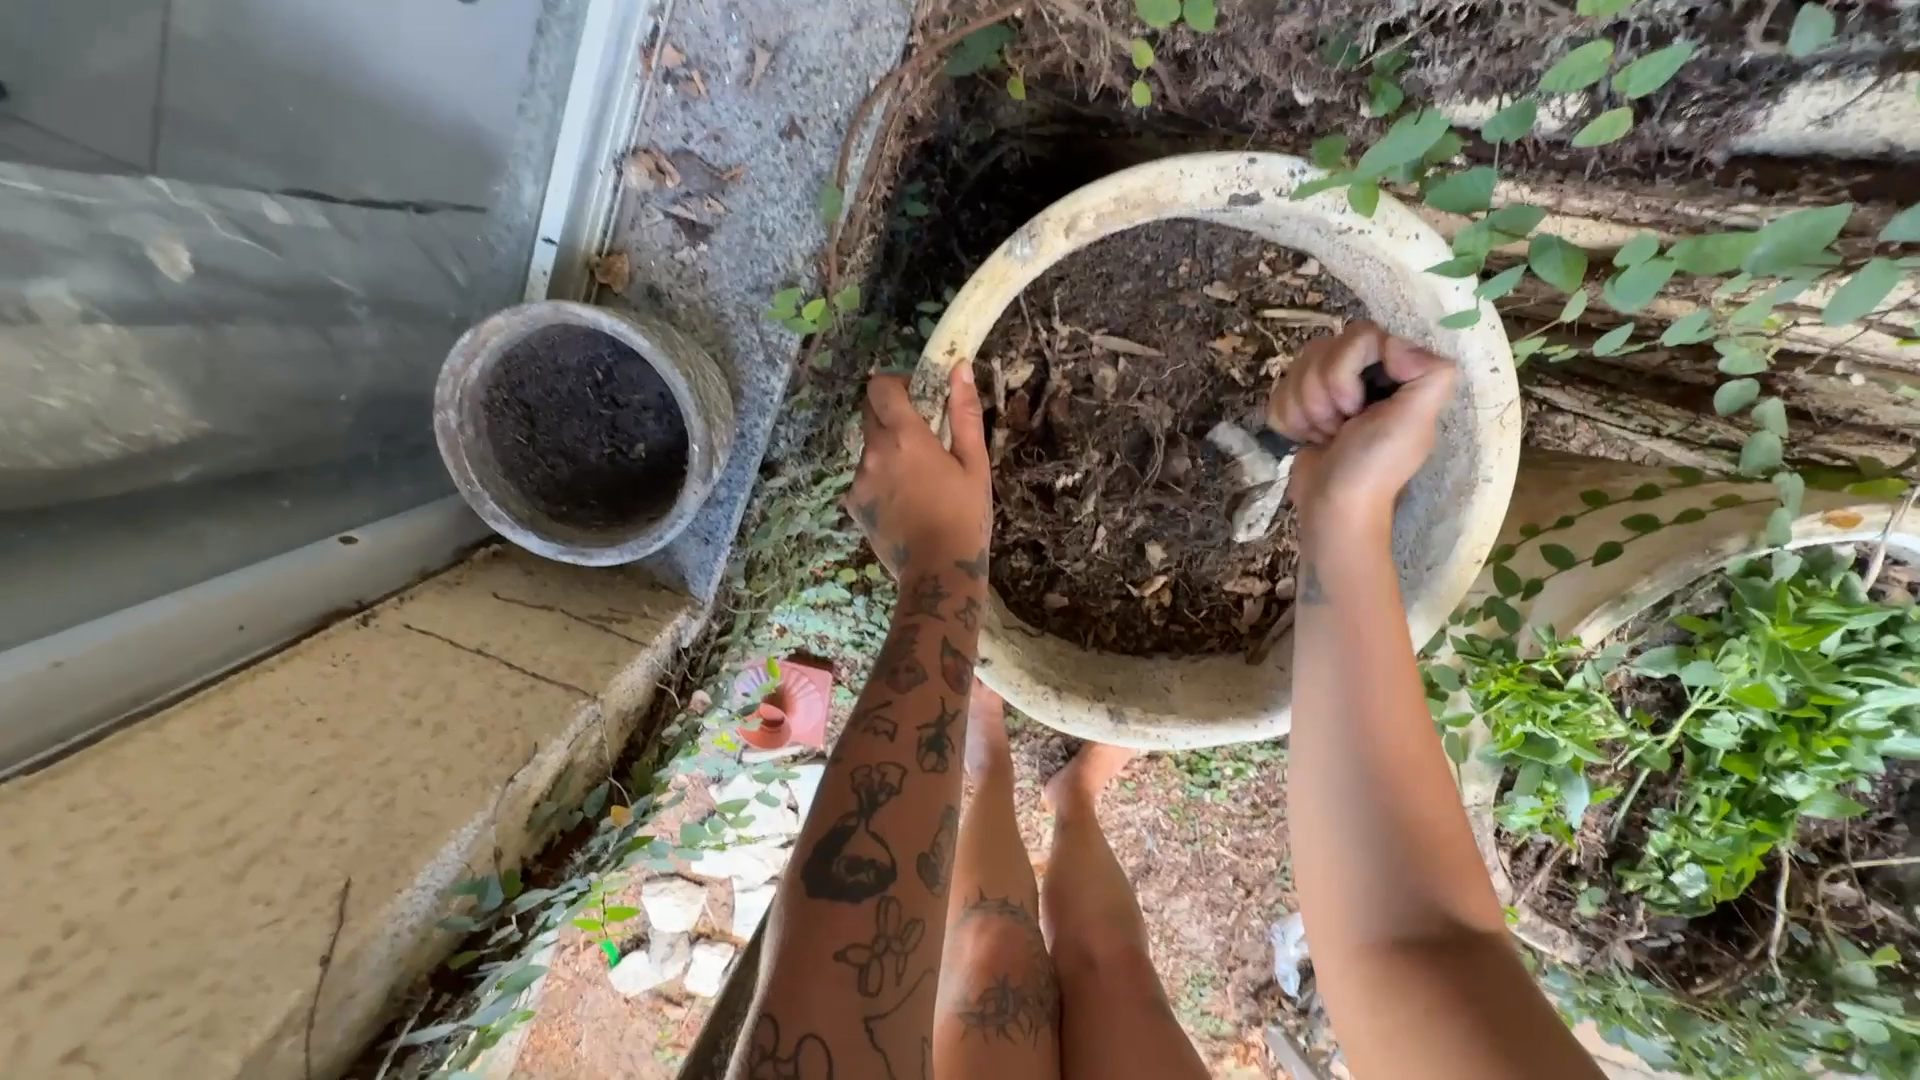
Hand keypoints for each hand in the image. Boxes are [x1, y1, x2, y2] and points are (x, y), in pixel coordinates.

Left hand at [846, 365, 990, 581]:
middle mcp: (874, 452)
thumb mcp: (974, 463)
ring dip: (887, 451)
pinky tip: (903, 502)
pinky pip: (863, 478)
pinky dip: (879, 480)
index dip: (896, 385)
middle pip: (869, 414)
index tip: (917, 397)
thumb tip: (959, 367)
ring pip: (868, 448)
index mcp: (905, 436)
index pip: (880, 387)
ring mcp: (859, 479)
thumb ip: (964, 412)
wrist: (938, 570)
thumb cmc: (964, 515)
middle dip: (891, 416)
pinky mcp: (853, 503)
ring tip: (916, 480)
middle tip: (921, 439)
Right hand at [1267, 319, 1455, 538]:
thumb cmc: (1374, 467)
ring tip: (1326, 435)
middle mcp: (1364, 372)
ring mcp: (1328, 388)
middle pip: (1321, 350)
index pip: (1358, 335)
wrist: (1333, 506)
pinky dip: (1289, 421)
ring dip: (1305, 410)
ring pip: (1295, 370)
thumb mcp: (1415, 421)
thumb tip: (1394, 344)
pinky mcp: (1300, 405)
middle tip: (1341, 425)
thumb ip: (1429, 373)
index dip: (1346, 369)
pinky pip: (1278, 392)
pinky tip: (1308, 438)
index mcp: (1397, 369)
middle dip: (1322, 394)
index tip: (1357, 407)